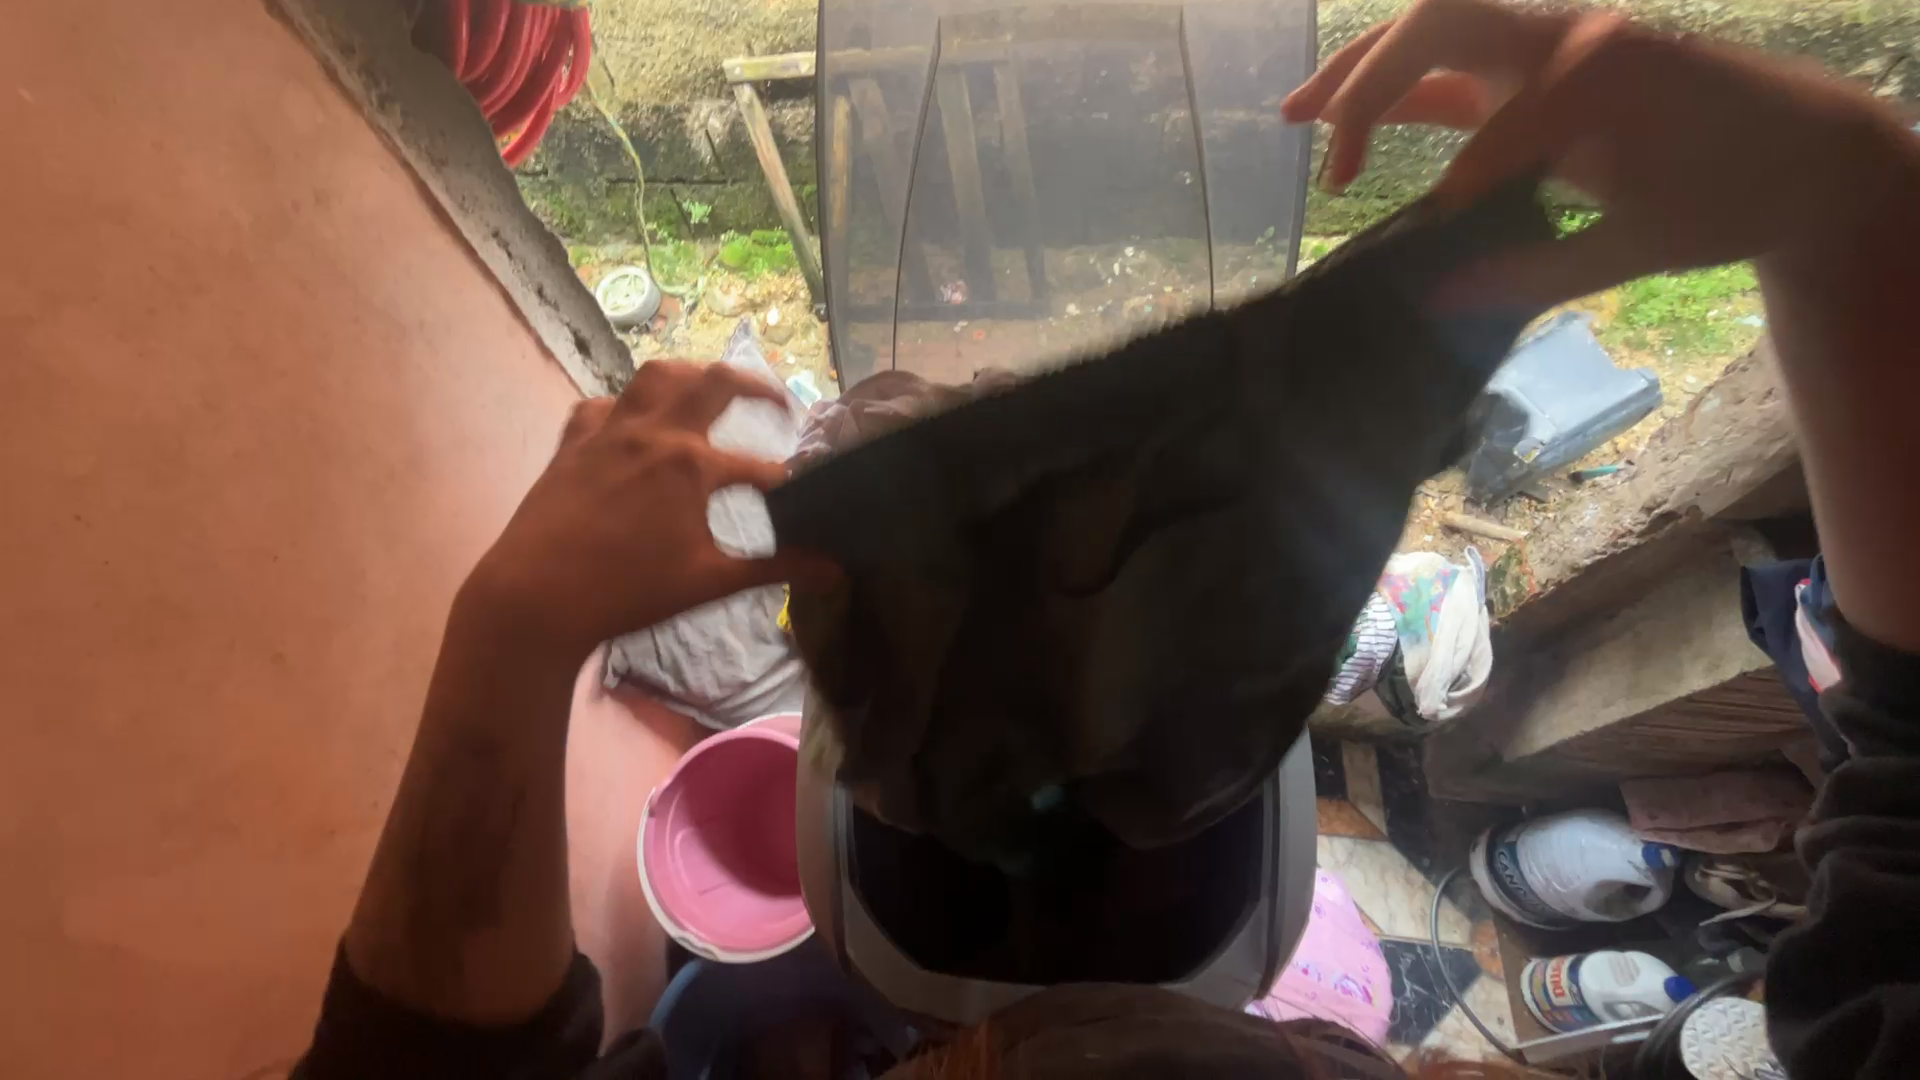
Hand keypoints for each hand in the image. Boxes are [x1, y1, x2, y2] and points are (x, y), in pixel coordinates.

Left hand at [461, 360, 804, 662]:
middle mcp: (656, 433)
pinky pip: (606, 404)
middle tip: (779, 404)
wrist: (535, 599)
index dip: (786, 482)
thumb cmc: (630, 591)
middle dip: (757, 385)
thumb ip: (775, 569)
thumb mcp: (711, 581)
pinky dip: (629, 405)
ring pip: (657, 375)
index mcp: (692, 465)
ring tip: (712, 390)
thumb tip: (834, 571)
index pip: (759, 467)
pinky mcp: (575, 442)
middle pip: (715, 381)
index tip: (802, 494)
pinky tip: (636, 424)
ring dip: (693, 375)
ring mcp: (610, 431)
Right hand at [1283, 0, 1915, 305]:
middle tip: (1306, 130)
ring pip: (1435, 30)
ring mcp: (1551, 47)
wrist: (1809, 153)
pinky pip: (1451, 67)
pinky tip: (1344, 121)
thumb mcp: (1637, 250)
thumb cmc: (1731, 203)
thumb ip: (1527, 274)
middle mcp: (1572, 38)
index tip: (1452, 230)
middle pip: (1440, 22)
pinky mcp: (1539, 71)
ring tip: (1295, 113)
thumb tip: (1430, 298)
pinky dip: (1393, 89)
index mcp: (1603, 77)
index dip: (1467, 182)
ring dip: (1362, 68)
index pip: (1497, 123)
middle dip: (1366, 76)